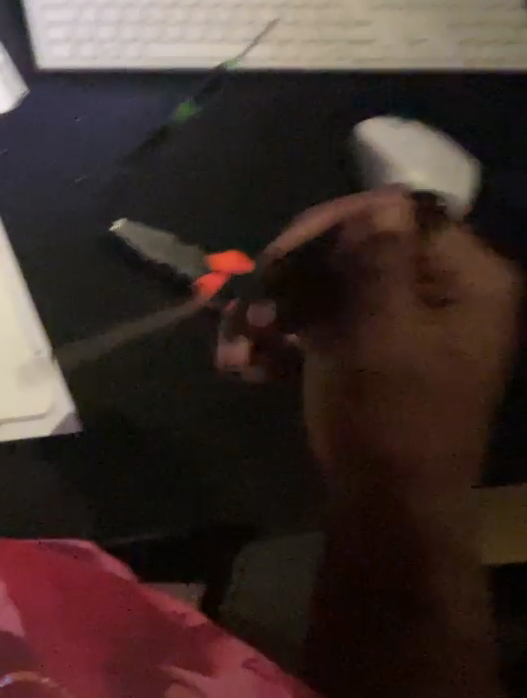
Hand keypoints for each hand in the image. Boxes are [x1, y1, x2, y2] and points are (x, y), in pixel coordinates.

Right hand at [219, 188, 521, 496]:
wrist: (385, 494)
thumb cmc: (390, 417)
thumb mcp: (379, 337)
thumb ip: (379, 267)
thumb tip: (379, 203)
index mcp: (462, 281)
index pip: (400, 218)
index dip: (332, 227)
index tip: (272, 259)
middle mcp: (434, 293)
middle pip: (348, 254)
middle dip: (285, 282)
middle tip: (242, 314)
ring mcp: (394, 323)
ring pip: (316, 292)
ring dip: (266, 317)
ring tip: (235, 352)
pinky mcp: (359, 350)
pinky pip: (308, 326)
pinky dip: (272, 343)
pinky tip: (246, 367)